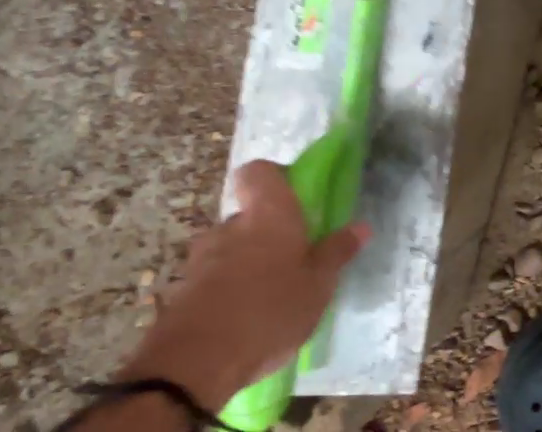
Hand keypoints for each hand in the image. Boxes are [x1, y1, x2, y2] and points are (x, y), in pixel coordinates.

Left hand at [121, 161, 369, 409]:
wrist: (190, 370)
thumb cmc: (269, 310)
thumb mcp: (319, 284)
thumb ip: (337, 252)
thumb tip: (361, 226)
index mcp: (267, 216)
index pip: (258, 172)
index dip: (274, 177)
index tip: (295, 195)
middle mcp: (229, 230)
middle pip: (246, 215)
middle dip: (266, 231)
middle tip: (292, 255)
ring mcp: (199, 263)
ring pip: (228, 249)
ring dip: (245, 262)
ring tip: (268, 291)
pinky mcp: (180, 297)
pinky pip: (211, 280)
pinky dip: (226, 290)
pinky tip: (245, 317)